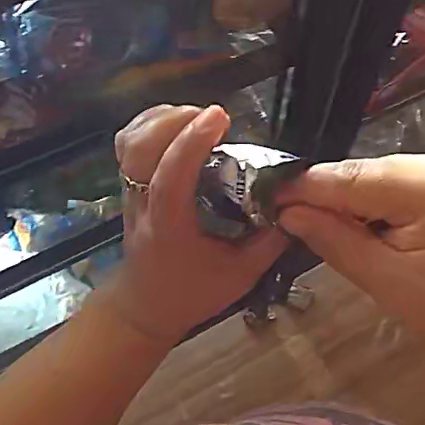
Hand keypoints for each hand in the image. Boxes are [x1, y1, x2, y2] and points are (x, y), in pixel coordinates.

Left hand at [93, 105, 287, 345]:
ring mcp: (131, 192)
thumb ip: (270, 240)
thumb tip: (295, 205)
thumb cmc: (192, 293)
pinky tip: (179, 123)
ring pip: (129, 141)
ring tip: (198, 117)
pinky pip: (129, 144)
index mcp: (169, 226)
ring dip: (162, 118)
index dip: (192, 141)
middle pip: (140, 149)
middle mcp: (144, 203)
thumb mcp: (241, 275)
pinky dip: (151, 124)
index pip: (171, 176)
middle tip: (214, 117)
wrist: (146, 307)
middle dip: (175, 120)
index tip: (222, 117)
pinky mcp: (130, 185)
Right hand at [274, 152, 424, 377]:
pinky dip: (399, 204)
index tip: (269, 198)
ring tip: (357, 241)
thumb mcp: (395, 286)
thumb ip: (339, 243)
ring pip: (396, 176)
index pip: (351, 177)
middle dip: (340, 199)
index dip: (306, 187)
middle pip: (374, 172)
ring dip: (369, 202)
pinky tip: (395, 233)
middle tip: (308, 230)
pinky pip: (421, 181)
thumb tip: (291, 213)